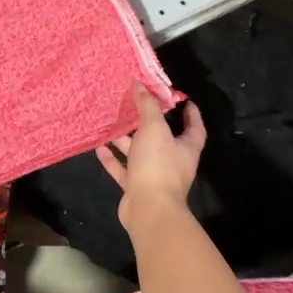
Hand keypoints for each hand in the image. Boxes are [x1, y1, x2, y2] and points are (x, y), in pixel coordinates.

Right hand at [96, 86, 206, 238]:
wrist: (149, 208)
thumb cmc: (158, 164)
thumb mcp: (154, 129)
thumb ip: (147, 106)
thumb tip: (140, 84)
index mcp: (185, 148)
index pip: (194, 128)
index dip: (191, 114)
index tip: (183, 100)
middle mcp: (172, 162)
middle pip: (162, 139)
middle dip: (149, 124)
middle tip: (135, 106)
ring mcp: (153, 176)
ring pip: (139, 153)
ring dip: (126, 140)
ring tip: (111, 124)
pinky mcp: (136, 188)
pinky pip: (123, 170)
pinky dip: (112, 159)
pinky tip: (99, 148)